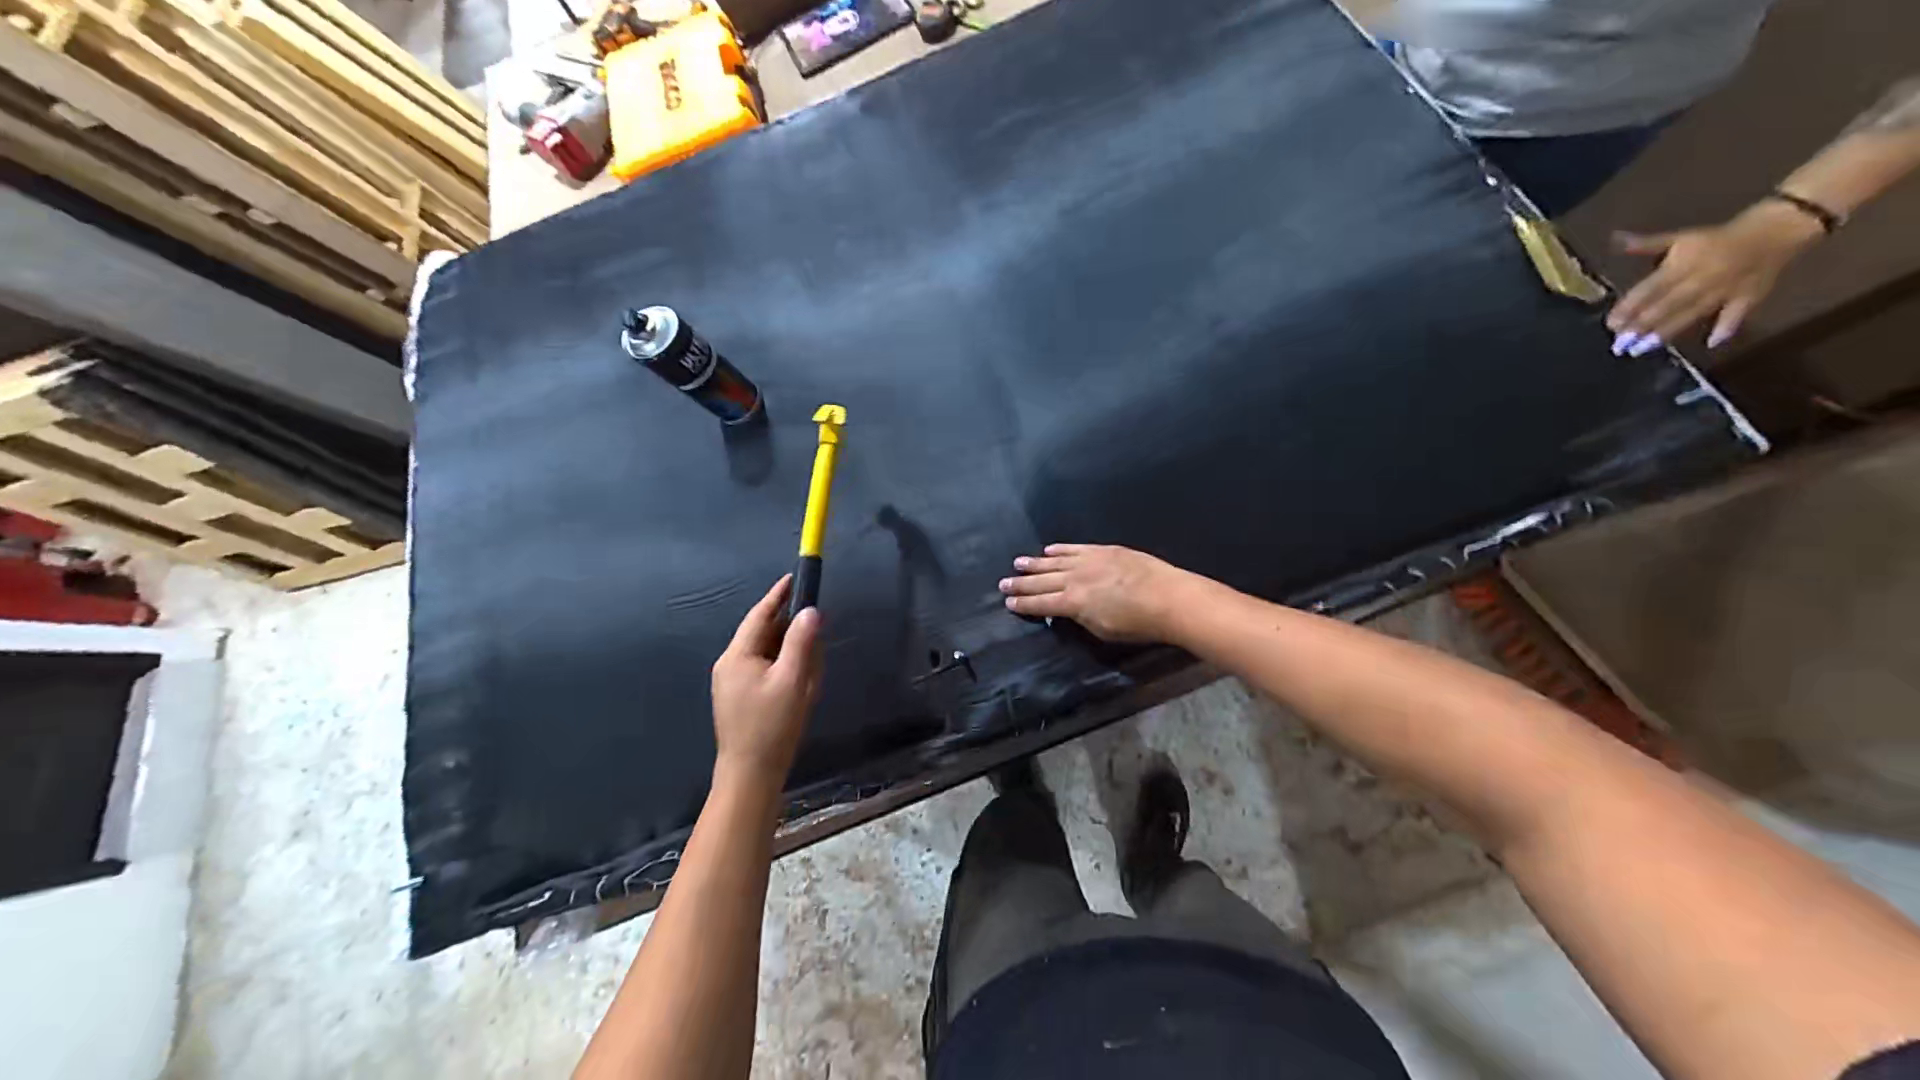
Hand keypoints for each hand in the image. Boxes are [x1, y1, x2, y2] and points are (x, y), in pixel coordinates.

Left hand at [710, 575, 822, 784]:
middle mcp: (730, 664)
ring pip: (766, 653)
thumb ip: (802, 642)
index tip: (794, 578)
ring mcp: (732, 683)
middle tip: (817, 629)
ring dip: (790, 652)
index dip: (778, 595)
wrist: (750, 775)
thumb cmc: (772, 725)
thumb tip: (811, 610)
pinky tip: (800, 681)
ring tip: (812, 664)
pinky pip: (765, 670)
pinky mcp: (740, 698)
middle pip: (764, 633)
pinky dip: (784, 667)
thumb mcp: (793, 680)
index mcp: (737, 655)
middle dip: (791, 629)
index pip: (760, 615)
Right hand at [998, 543, 1201, 642]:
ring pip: (1055, 561)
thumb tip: (1070, 610)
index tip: (1008, 603)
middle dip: (1021, 583)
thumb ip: (1082, 618)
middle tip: (1003, 583)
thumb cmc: (1138, 624)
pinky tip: (1049, 550)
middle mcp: (1075, 578)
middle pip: (1042, 581)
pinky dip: (1060, 549)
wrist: (1169, 598)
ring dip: (1035, 563)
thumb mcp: (1103, 630)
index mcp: (1073, 602)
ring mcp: (1089, 561)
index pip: (1041, 603)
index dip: (1023, 604)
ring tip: (1018, 563)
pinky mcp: (1104, 550)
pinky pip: (1075, 548)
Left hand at [1605, 201, 1824, 353]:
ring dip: (1667, 332)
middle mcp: (1702, 278)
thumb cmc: (1715, 238)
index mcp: (1683, 265)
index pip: (1650, 289)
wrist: (1777, 228)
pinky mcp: (1750, 294)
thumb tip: (1616, 239)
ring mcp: (1727, 288)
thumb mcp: (1679, 237)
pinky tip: (1711, 343)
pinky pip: (1739, 312)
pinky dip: (1727, 327)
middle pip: (1667, 305)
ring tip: (1641, 350)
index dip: (1630, 307)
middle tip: (1619, 345)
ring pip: (1692, 313)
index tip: (1611, 324)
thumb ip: (1645, 244)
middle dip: (1642, 326)